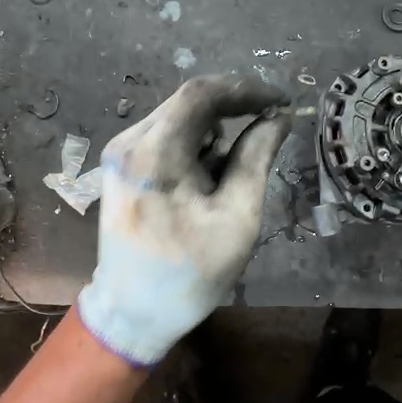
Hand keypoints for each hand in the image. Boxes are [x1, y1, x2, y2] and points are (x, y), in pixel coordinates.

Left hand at [76, 75, 290, 366]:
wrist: (131, 313)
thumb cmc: (190, 272)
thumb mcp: (237, 217)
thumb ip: (256, 158)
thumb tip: (278, 118)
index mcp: (154, 154)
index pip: (200, 94)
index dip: (245, 89)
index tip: (281, 100)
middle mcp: (130, 142)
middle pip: (188, 103)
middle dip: (232, 110)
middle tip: (269, 127)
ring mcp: (120, 153)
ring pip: (178, 118)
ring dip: (212, 133)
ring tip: (227, 178)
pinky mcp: (121, 165)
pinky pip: (166, 136)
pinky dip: (194, 146)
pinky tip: (204, 183)